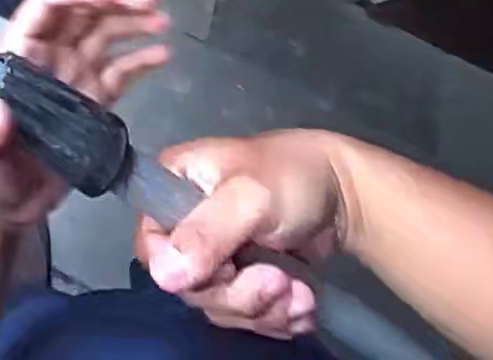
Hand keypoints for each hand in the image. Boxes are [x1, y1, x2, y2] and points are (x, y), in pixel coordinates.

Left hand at [0, 0, 171, 229]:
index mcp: (19, 56)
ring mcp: (72, 79)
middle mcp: (48, 59)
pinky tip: (162, 54)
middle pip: (83, 14)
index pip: (47, 7)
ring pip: (104, 37)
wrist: (0, 215)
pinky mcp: (91, 105)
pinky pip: (119, 73)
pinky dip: (140, 61)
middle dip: (115, 1)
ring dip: (132, 24)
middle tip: (149, 0)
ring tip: (161, 20)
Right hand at [134, 130, 352, 338]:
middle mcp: (185, 219)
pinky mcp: (242, 276)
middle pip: (187, 284)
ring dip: (265, 309)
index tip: (228, 266)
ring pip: (218, 305)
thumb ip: (208, 232)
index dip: (183, 267)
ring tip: (299, 290)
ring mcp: (214, 250)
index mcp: (173, 184)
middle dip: (239, 294)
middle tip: (278, 280)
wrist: (342, 191)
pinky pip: (246, 317)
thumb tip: (163, 274)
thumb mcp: (250, 197)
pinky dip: (278, 317)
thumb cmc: (289, 176)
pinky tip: (303, 299)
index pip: (150, 241)